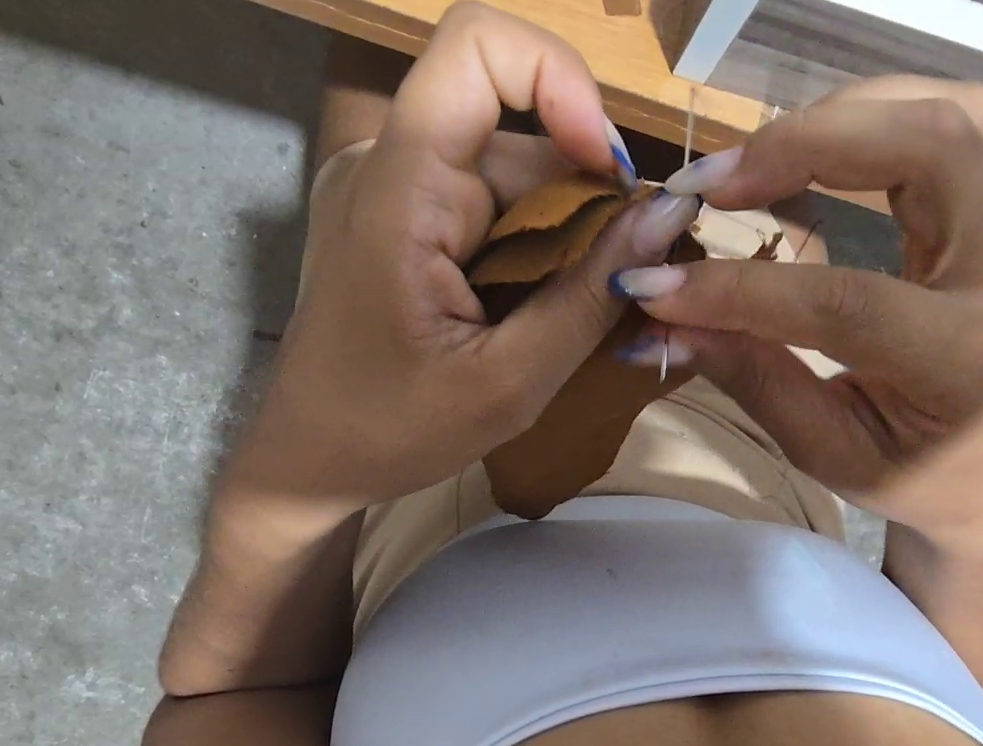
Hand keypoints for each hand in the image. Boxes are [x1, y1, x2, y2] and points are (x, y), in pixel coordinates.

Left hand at [219, 2, 699, 523]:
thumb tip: (669, 214)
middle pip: (518, 132)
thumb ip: (588, 299)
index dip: (560, 80)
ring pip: (515, 177)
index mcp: (402, 191)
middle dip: (587, 198)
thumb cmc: (393, 432)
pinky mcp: (408, 225)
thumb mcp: (507, 383)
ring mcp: (399, 196)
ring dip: (566, 235)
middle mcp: (396, 169)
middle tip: (627, 278)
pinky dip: (536, 252)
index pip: (478, 48)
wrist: (313, 460)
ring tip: (585, 311)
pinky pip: (494, 210)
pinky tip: (545, 310)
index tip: (609, 170)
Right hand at [613, 78, 982, 548]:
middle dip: (811, 144)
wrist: (973, 472)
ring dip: (844, 116)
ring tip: (755, 160)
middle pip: (935, 149)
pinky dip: (870, 118)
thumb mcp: (821, 448)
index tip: (653, 283)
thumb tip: (658, 323)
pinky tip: (806, 151)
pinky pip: (949, 124)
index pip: (845, 301)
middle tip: (715, 181)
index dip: (741, 288)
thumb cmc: (902, 474)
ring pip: (951, 115)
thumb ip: (749, 378)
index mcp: (961, 361)